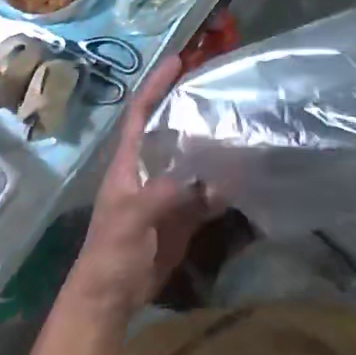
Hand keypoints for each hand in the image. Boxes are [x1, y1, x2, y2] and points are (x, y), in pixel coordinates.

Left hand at [64, 55, 215, 316]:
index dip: (155, 85)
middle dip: (188, 106)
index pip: (140, 112)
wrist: (114, 295)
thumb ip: (162, 193)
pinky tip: (243, 173)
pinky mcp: (181, 215)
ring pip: (190, 158)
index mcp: (128, 161)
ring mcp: (166, 191)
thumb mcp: (132, 218)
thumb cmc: (112, 250)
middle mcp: (148, 168)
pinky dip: (222, 182)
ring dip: (210, 142)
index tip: (177, 60)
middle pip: (169, 128)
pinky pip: (204, 191)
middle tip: (219, 85)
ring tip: (238, 120)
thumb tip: (201, 177)